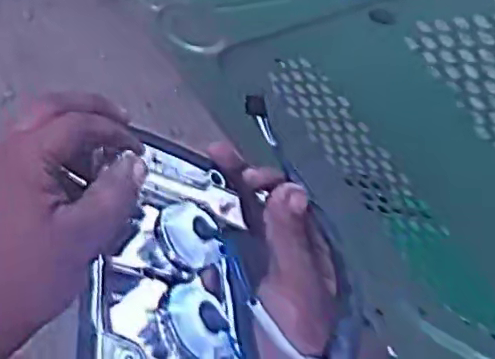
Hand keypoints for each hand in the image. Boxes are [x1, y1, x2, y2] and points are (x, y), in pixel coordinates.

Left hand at [0, 92, 144, 358]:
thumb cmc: (31, 269)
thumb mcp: (83, 234)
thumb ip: (113, 194)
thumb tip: (133, 164)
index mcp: (27, 152)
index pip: (76, 122)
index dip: (112, 130)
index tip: (137, 148)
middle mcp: (12, 144)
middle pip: (54, 106)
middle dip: (91, 109)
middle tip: (123, 122)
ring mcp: (8, 156)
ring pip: (44, 120)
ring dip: (77, 126)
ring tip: (109, 149)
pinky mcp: (10, 172)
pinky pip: (40, 141)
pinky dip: (65, 145)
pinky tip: (87, 171)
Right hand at [209, 141, 339, 356]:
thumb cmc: (301, 338)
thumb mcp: (300, 291)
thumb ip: (292, 240)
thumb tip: (291, 188)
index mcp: (307, 249)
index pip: (287, 200)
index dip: (267, 179)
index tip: (248, 173)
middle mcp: (279, 249)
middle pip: (255, 200)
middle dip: (235, 175)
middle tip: (216, 155)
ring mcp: (250, 259)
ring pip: (230, 214)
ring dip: (214, 192)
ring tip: (199, 171)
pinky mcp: (224, 271)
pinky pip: (210, 238)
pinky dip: (198, 220)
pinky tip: (187, 210)